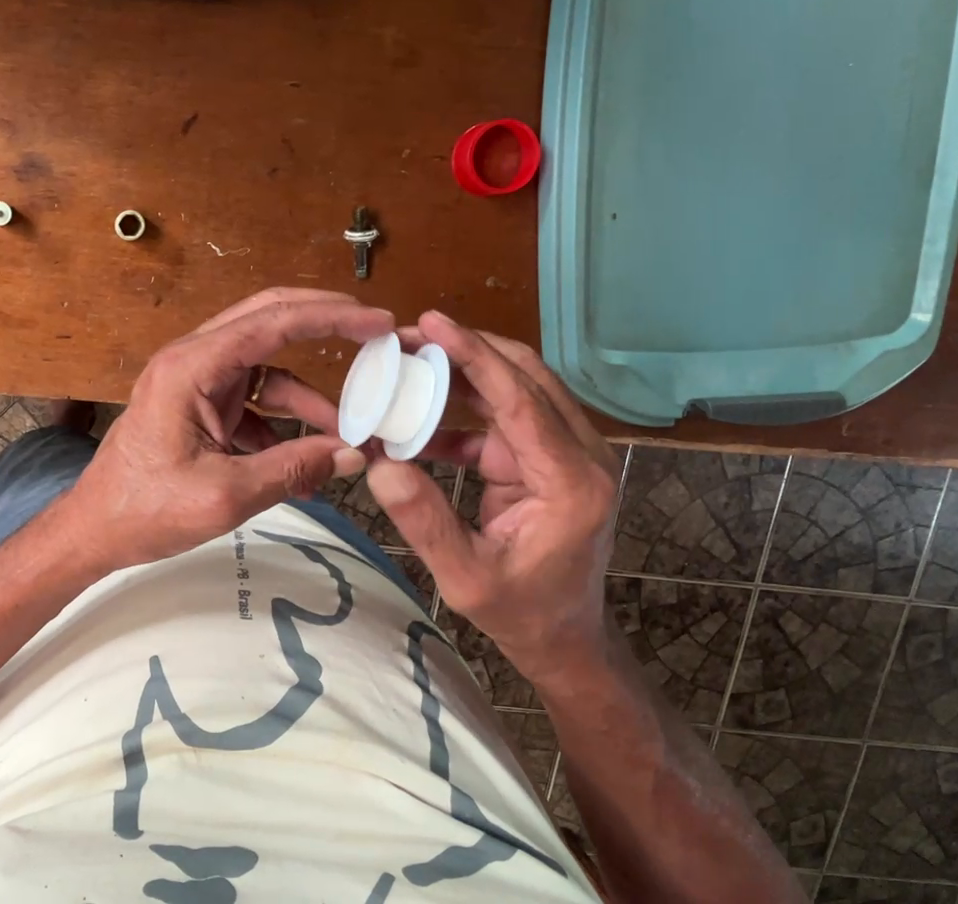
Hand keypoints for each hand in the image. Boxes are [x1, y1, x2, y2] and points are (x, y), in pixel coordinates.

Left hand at [66, 288, 394, 570]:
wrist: (95, 529)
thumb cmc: (146, 509)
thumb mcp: (226, 495)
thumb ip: (293, 469)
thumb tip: (355, 454)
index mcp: (191, 367)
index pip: (272, 321)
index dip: (330, 317)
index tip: (379, 321)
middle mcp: (192, 361)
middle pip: (267, 323)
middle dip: (323, 326)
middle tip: (377, 336)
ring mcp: (193, 383)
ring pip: (264, 370)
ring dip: (306, 399)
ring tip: (349, 434)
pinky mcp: (197, 407)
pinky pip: (250, 402)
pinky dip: (281, 425)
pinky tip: (303, 463)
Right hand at [367, 311, 620, 683]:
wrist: (564, 635)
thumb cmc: (520, 612)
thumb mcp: (464, 577)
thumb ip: (423, 521)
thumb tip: (377, 462)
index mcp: (570, 482)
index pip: (520, 398)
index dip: (474, 355)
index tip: (431, 322)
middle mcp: (580, 455)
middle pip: (525, 376)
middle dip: (464, 350)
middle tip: (403, 339)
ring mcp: (567, 454)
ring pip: (516, 388)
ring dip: (461, 372)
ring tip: (405, 362)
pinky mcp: (547, 459)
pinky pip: (503, 417)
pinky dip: (460, 411)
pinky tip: (416, 419)